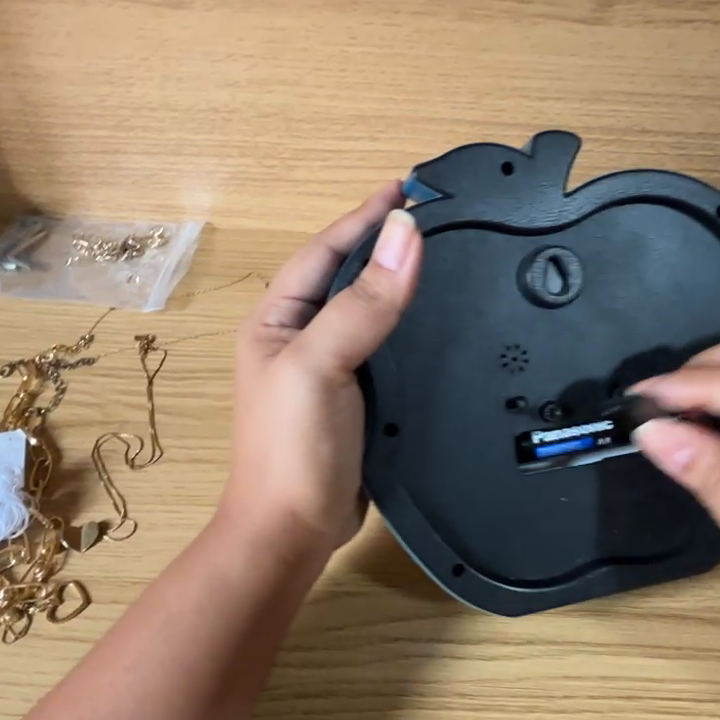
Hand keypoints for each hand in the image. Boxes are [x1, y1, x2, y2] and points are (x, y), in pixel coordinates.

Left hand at [223, 183, 423, 555]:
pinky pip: (383, 343)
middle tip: (436, 215)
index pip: (324, 250)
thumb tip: (405, 234)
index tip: (410, 187)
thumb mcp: (320, 365)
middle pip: (345, 272)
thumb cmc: (292, 447)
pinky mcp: (354, 395)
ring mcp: (327, 366)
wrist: (292, 531)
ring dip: (397, 279)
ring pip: (367, 307)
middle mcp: (299, 334)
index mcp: (277, 318)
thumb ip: (361, 303)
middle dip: (384, 240)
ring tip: (442, 255)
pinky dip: (408, 323)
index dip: (365, 216)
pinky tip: (436, 318)